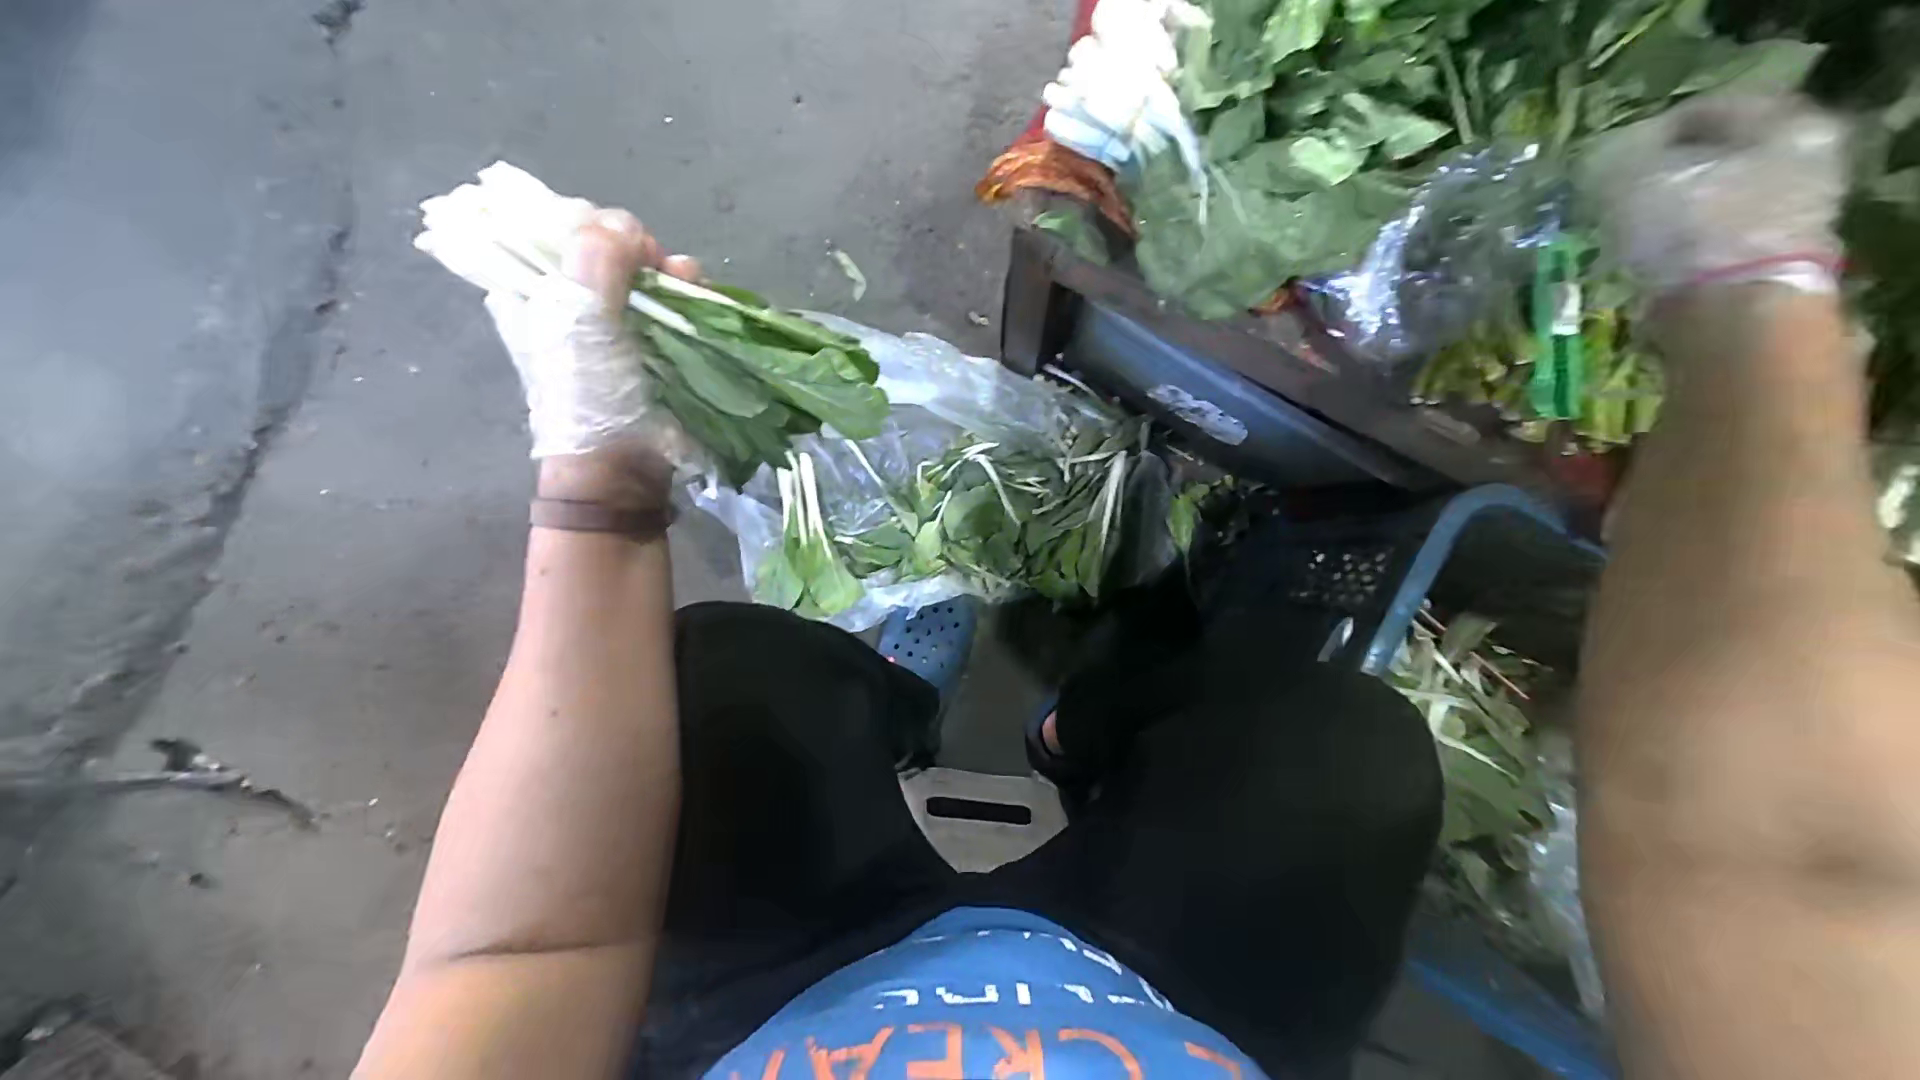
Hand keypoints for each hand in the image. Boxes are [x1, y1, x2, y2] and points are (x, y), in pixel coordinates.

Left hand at [483, 208, 702, 472]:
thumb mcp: (579, 325)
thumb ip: (596, 264)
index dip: (596, 229)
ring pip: (649, 279)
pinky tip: (701, 295)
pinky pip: (676, 308)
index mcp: (540, 294)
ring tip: (687, 280)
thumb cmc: (590, 397)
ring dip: (671, 272)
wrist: (624, 466)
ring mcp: (622, 328)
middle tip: (657, 264)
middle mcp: (579, 306)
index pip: (565, 234)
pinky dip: (690, 297)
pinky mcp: (659, 348)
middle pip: (612, 253)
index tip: (620, 245)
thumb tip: (624, 223)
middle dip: (639, 251)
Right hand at [1588, 94, 1846, 299]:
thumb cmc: (1688, 228)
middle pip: (1713, 157)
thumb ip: (1616, 156)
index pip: (1705, 110)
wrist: (1725, 309)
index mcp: (1782, 123)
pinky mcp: (1762, 257)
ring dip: (1661, 214)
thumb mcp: (1633, 178)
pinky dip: (1672, 245)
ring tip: (1615, 234)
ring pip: (1707, 199)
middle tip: (1607, 198)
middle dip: (1657, 177)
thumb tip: (1603, 155)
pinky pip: (1707, 238)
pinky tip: (1639, 261)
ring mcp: (1789, 211)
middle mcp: (1800, 159)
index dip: (1648, 132)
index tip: (1604, 162)